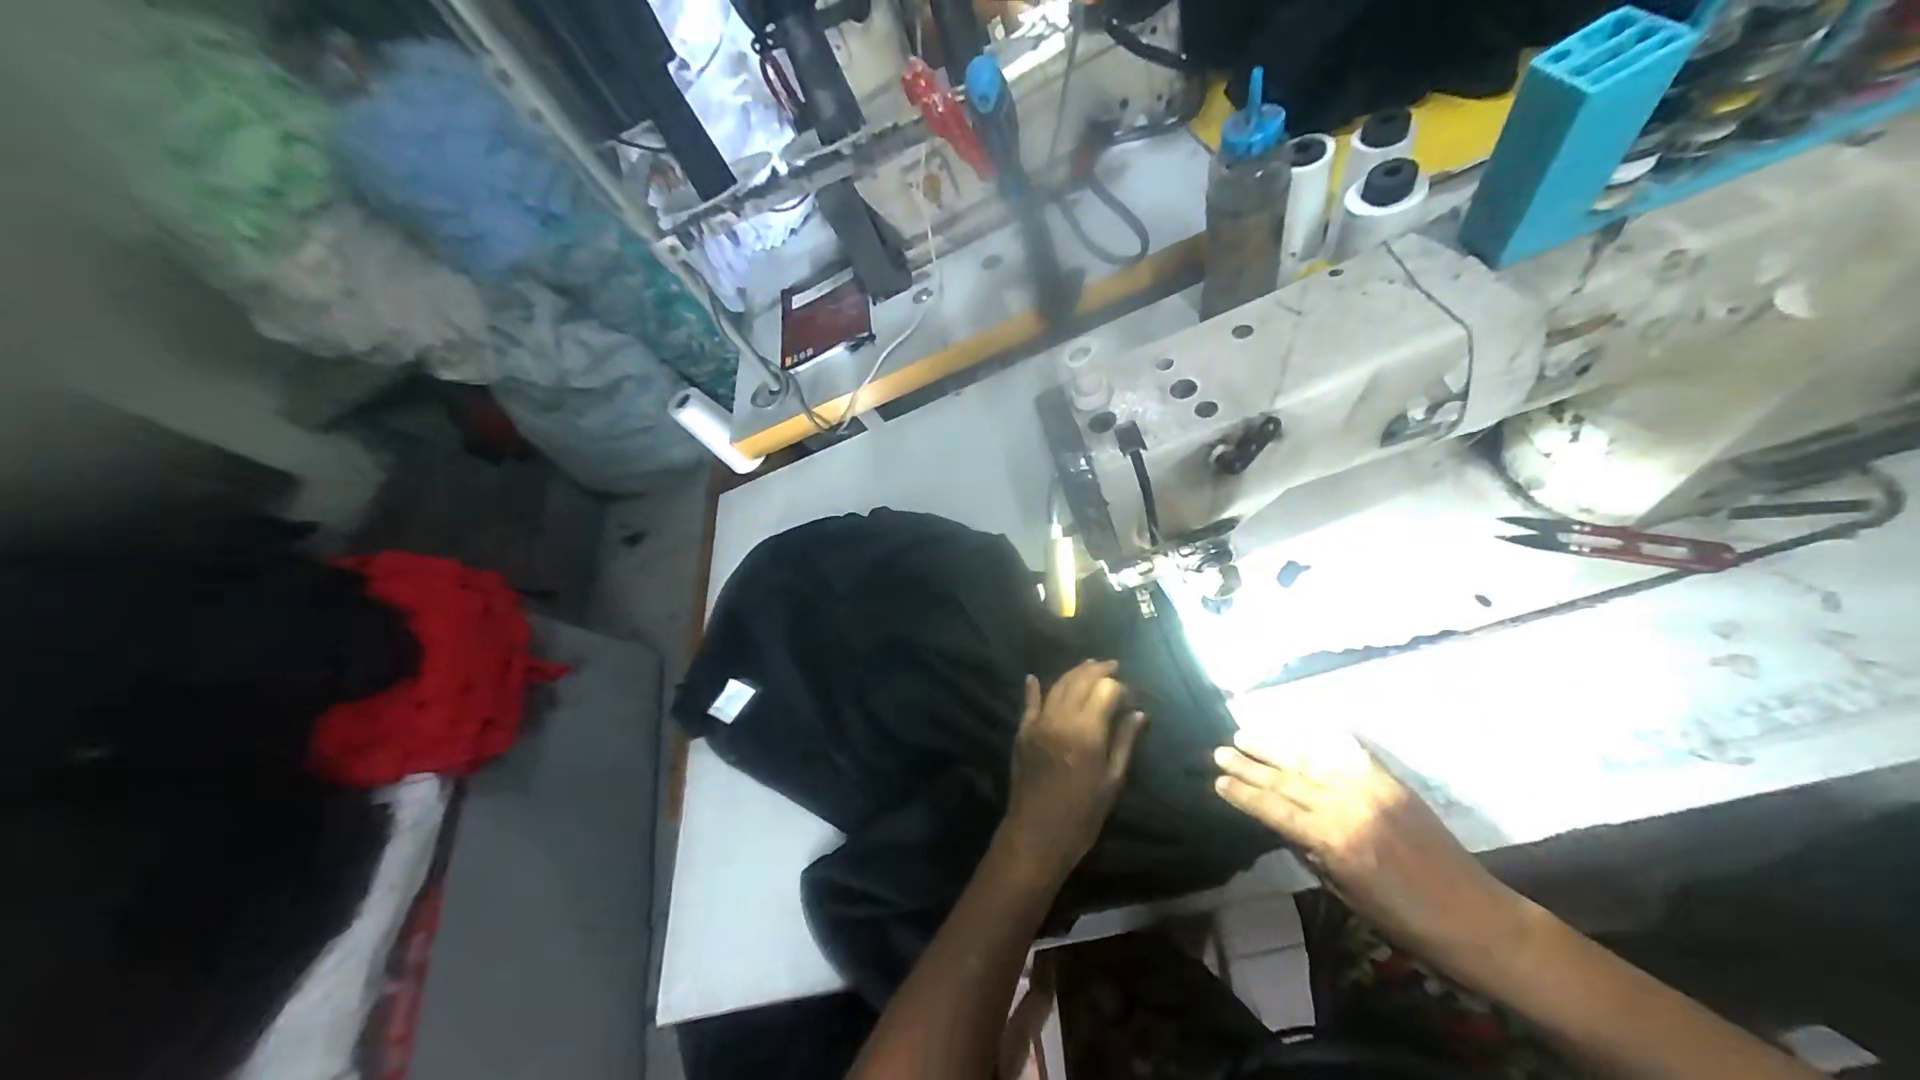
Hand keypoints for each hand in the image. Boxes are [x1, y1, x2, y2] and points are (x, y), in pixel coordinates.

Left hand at [1000, 661, 1147, 879]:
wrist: (1036, 834)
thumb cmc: (1083, 814)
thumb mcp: (1112, 780)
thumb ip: (1124, 742)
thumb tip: (1138, 713)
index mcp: (1088, 730)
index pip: (1106, 691)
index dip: (1119, 688)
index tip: (1129, 695)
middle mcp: (1061, 718)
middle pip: (1080, 681)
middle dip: (1097, 670)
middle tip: (1112, 665)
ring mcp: (1038, 723)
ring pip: (1056, 686)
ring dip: (1073, 673)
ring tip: (1088, 665)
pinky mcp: (1022, 733)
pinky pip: (1029, 704)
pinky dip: (1033, 689)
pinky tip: (1033, 678)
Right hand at [1212, 726, 1511, 956]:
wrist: (1476, 918)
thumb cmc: (1404, 922)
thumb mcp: (1344, 894)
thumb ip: (1310, 852)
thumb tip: (1281, 823)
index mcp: (1334, 842)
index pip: (1275, 809)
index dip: (1243, 793)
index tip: (1217, 779)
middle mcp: (1348, 806)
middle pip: (1288, 779)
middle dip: (1251, 764)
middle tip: (1221, 750)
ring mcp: (1372, 789)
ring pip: (1311, 760)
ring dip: (1276, 747)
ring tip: (1245, 734)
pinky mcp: (1392, 783)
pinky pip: (1349, 753)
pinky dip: (1323, 740)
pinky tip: (1302, 728)